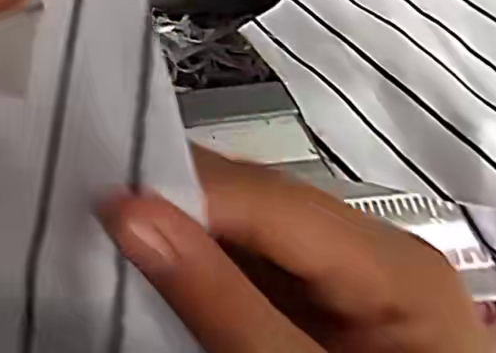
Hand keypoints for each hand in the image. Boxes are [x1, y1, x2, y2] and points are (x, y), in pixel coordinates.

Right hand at [104, 146, 489, 352]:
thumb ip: (222, 304)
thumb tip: (128, 211)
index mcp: (395, 265)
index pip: (271, 199)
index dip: (189, 191)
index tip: (109, 197)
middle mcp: (371, 252)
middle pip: (258, 203)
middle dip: (179, 201)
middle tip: (99, 205)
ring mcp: (343, 278)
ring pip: (245, 227)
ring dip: (181, 227)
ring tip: (114, 224)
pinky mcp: (316, 303)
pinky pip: (247, 262)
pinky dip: (199, 262)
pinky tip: (158, 260)